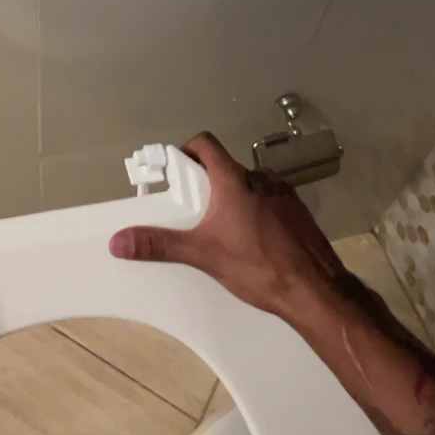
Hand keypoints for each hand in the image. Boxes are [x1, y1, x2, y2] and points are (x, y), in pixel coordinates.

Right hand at [108, 132, 346, 322]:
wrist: (316, 291)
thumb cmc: (257, 266)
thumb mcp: (203, 255)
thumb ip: (160, 244)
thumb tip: (118, 241)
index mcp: (234, 179)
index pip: (205, 143)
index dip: (187, 151)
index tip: (176, 173)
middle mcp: (260, 177)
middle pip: (225, 167)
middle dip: (207, 183)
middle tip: (195, 211)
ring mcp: (283, 192)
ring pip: (248, 184)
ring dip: (233, 198)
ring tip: (225, 230)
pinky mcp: (299, 211)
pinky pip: (269, 200)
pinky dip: (256, 211)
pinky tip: (254, 241)